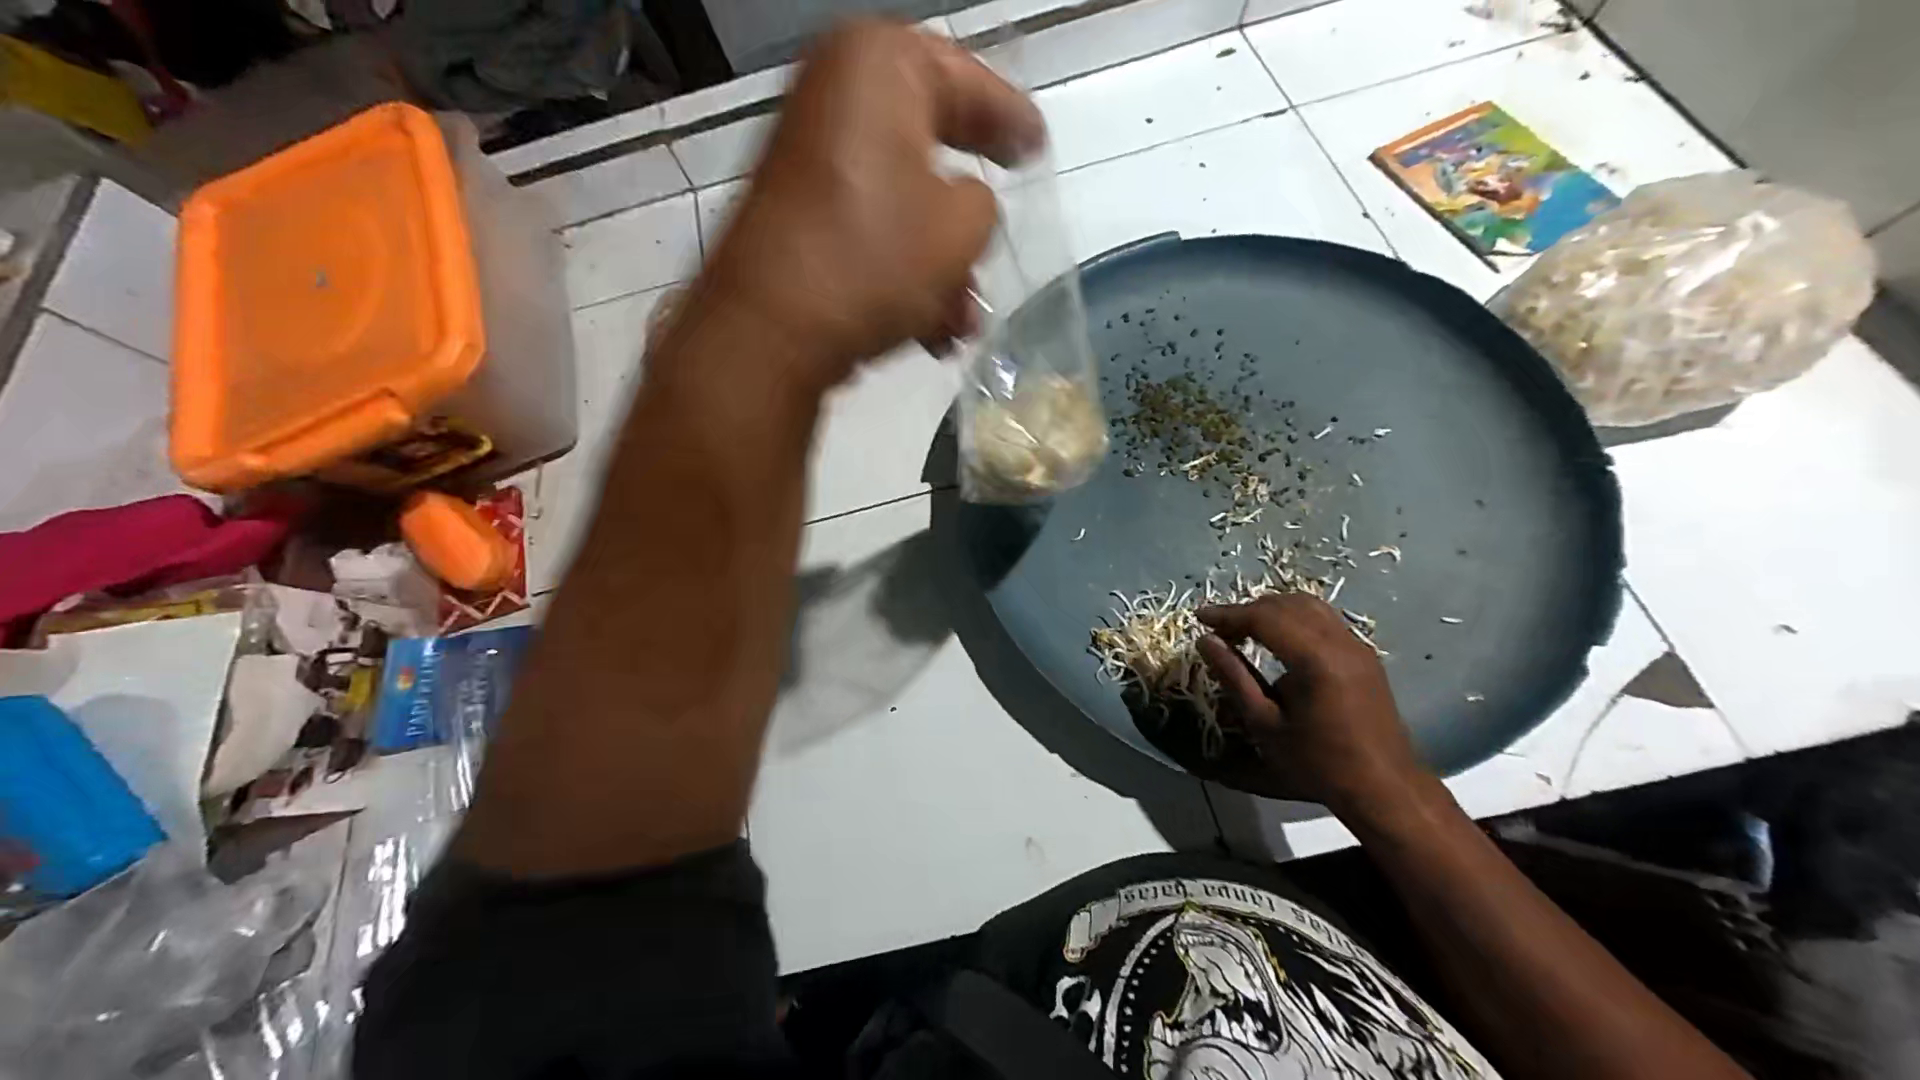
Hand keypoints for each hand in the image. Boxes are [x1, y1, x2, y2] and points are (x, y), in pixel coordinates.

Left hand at [695, 21, 1043, 389]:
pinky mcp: (796, 219)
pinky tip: (930, 330)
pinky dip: (902, 274)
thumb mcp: (961, 228)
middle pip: (931, 149)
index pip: (968, 81)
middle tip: (1000, 229)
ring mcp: (810, 161)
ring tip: (965, 319)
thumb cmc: (872, 259)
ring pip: (902, 205)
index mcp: (879, 66)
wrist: (770, 330)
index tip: (1036, 147)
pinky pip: (868, 233)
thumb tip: (963, 207)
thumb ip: (984, 204)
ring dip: (941, 265)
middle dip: (970, 213)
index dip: (1011, 120)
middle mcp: (836, 99)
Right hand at [1196, 594, 1428, 812]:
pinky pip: (1325, 619)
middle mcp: (1340, 642)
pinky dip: (1295, 618)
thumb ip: (1233, 676)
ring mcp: (1357, 647)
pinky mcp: (1364, 656)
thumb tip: (1205, 641)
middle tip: (1218, 628)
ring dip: (1272, 610)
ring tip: (1245, 629)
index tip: (1199, 618)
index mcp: (1315, 659)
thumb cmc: (1318, 762)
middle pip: (1286, 605)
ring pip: (1308, 606)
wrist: (1384, 788)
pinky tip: (1278, 640)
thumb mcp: (1264, 724)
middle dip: (1248, 610)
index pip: (1264, 617)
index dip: (1228, 614)